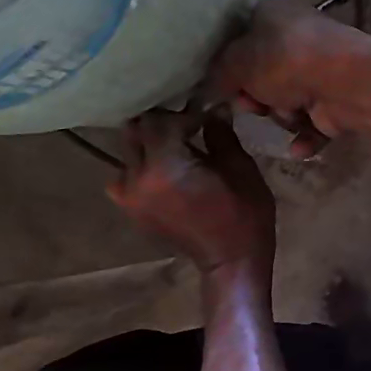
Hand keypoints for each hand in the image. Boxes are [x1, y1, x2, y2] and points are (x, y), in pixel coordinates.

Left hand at [109, 110, 275, 278]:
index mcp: (167, 165)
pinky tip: (163, 173)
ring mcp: (128, 194)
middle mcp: (138, 176)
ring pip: (129, 150)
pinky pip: (124, 175)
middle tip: (189, 131)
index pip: (160, 119)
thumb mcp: (241, 171)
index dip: (184, 115)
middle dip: (163, 125)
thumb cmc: (245, 218)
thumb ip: (221, 136)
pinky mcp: (130, 207)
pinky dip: (141, 168)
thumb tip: (214, 108)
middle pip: (137, 130)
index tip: (206, 120)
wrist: (232, 263)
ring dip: (151, 144)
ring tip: (177, 151)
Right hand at [209, 0, 370, 147]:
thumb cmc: (285, 61)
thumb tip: (209, 88)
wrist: (345, 84)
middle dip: (258, 98)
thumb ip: (219, 74)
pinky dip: (307, 137)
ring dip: (284, 116)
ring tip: (289, 115)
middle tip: (254, 106)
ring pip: (290, 104)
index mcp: (274, 14)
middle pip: (267, 78)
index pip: (244, 40)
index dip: (232, 68)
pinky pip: (315, 125)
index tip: (225, 87)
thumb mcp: (238, 62)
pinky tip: (298, 149)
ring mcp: (323, 73)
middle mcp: (300, 40)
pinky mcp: (339, 103)